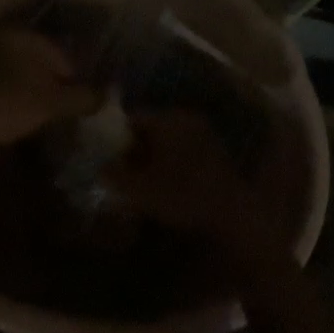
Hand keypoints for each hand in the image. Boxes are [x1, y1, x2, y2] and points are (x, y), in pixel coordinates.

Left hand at [0, 26, 101, 184]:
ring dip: (24, 93)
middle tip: (57, 114)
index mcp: (18, 33)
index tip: (78, 107)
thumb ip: (81, 97)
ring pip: (11, 73)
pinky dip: (2, 99)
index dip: (74, 80)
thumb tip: (104, 96)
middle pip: (34, 61)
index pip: (59, 53)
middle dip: (48, 85)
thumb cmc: (3, 107)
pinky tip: (4, 121)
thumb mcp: (50, 104)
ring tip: (33, 120)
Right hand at [103, 110, 293, 264]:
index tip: (106, 155)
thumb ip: (114, 175)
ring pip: (168, 138)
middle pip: (151, 126)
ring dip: (153, 155)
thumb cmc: (182, 196)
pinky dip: (171, 161)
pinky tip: (166, 182)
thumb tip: (100, 167)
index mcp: (168, 120)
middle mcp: (187, 119)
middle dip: (134, 146)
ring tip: (141, 179)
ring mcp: (205, 133)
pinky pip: (184, 148)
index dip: (115, 136)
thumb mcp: (139, 189)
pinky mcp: (216, 150)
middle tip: (121, 169)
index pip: (132, 117)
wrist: (234, 215)